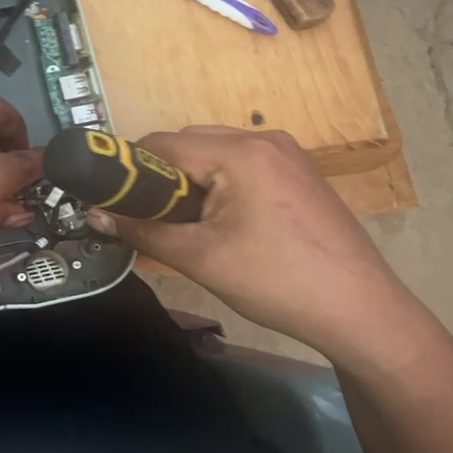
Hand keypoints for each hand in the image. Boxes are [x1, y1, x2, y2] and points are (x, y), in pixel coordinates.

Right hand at [87, 127, 423, 362]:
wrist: (359, 311)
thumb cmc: (275, 280)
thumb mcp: (198, 257)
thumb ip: (141, 230)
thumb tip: (93, 215)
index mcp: (240, 152)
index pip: (161, 143)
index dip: (128, 171)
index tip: (112, 203)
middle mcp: (265, 141)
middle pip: (187, 144)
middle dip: (158, 178)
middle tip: (145, 220)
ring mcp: (288, 156)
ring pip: (213, 155)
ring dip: (187, 183)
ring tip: (180, 226)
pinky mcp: (299, 175)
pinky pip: (240, 167)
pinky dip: (216, 187)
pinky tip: (217, 224)